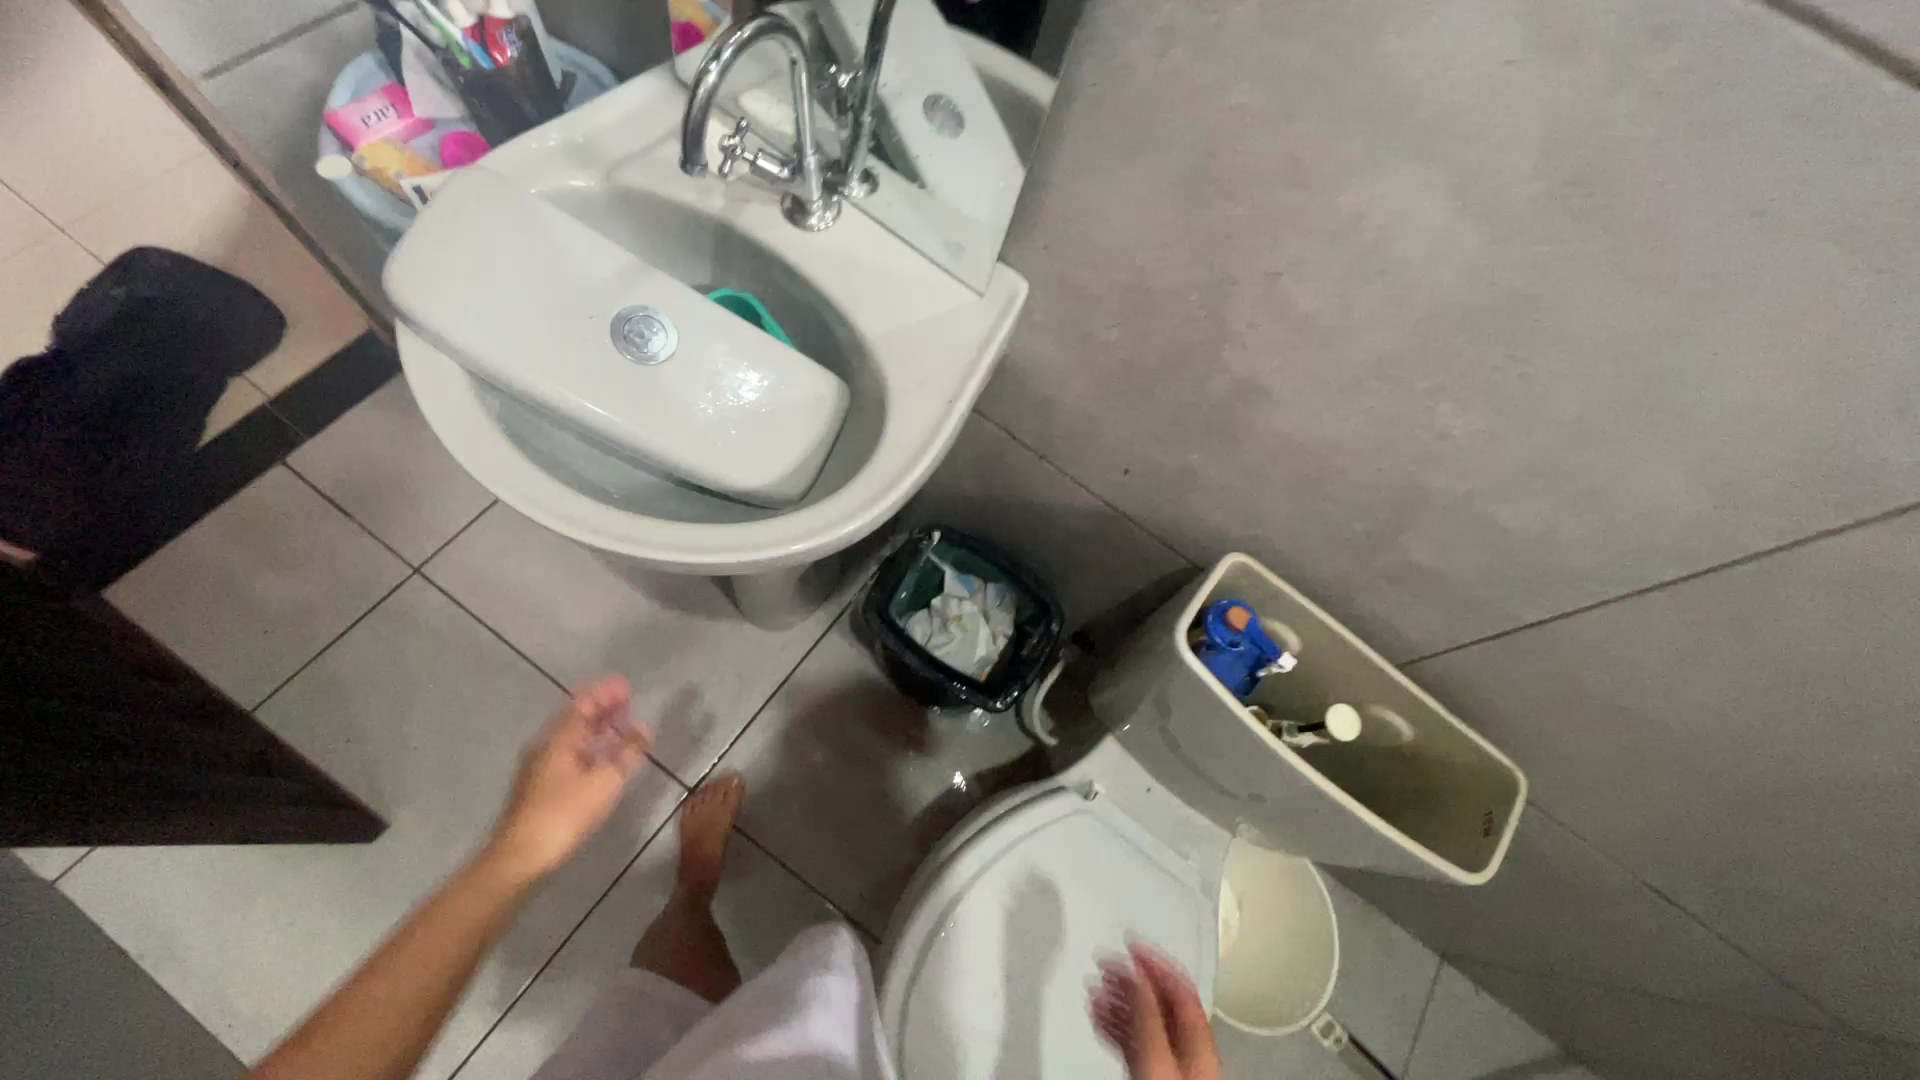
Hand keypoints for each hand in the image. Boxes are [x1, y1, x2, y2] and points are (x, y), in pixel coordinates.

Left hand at [487, 676, 651, 878]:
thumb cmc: (565, 813)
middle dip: (602, 708)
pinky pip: (568, 753)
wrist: (520, 856)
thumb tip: (643, 728)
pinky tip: (602, 758)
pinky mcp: (539, 786)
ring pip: (571, 737)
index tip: (627, 685)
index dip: (606, 692)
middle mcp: (545, 746)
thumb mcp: (605, 781)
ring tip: (620, 726)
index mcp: (559, 738)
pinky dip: (589, 747)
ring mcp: (539, 767)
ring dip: (596, 728)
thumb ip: (627, 752)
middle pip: (575, 717)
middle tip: (628, 703)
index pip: (583, 703)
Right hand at [1089, 942, 1221, 1079]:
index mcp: (1197, 1036)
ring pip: (1142, 1017)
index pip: (1178, 984)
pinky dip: (1114, 1021)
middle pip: (1157, 998)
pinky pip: (1132, 1037)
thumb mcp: (1158, 1056)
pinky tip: (1097, 1013)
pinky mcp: (1152, 1070)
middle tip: (1105, 961)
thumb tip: (1136, 976)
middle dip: (1129, 976)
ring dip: (1117, 997)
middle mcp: (1185, 1043)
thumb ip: (1148, 1014)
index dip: (1154, 959)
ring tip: (1095, 985)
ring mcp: (1168, 1057)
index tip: (1130, 942)